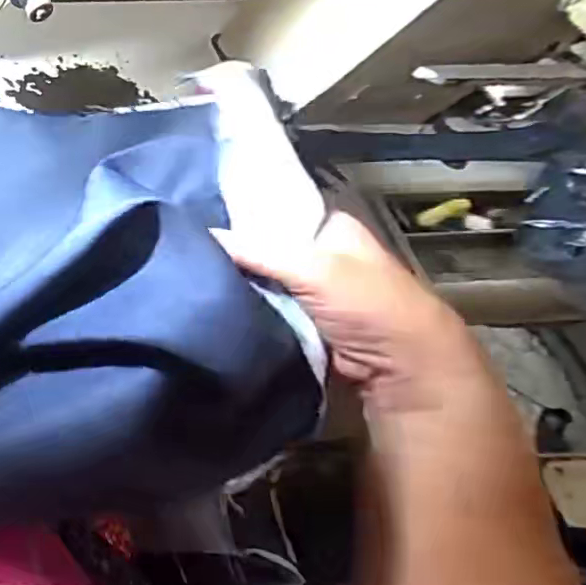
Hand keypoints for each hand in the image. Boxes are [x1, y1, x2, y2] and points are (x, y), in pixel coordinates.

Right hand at [212, 212, 487, 406]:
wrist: (399, 374)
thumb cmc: (370, 308)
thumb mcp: (315, 268)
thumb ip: (257, 250)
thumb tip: (201, 236)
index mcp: (331, 229)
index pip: (275, 210)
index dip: (239, 213)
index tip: (198, 216)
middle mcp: (316, 255)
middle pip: (259, 244)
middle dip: (229, 249)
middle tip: (187, 247)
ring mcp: (303, 289)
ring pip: (253, 276)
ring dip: (230, 278)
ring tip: (188, 271)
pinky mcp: (291, 318)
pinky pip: (255, 303)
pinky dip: (237, 302)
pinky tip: (206, 296)